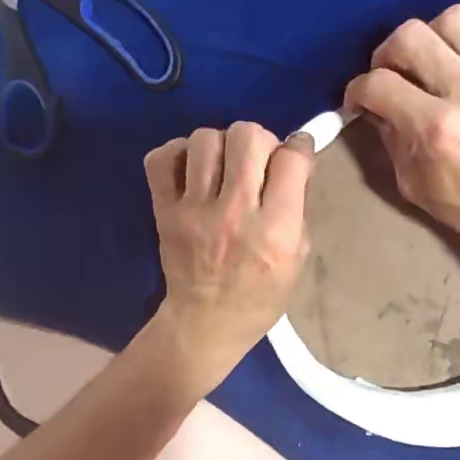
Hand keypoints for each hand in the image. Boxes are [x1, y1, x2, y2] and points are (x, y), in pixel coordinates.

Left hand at [143, 121, 315, 382]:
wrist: (205, 323)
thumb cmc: (260, 295)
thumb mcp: (298, 257)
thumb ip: (298, 206)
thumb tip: (296, 159)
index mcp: (276, 229)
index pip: (290, 158)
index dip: (297, 146)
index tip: (294, 152)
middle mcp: (235, 213)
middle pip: (246, 136)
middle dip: (258, 139)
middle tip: (256, 161)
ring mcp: (193, 211)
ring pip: (204, 139)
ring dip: (219, 145)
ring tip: (223, 166)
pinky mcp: (163, 211)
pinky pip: (161, 158)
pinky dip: (177, 153)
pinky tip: (193, 169)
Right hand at [343, 5, 459, 268]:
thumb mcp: (412, 183)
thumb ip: (390, 138)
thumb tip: (375, 105)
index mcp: (435, 127)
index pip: (377, 83)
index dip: (357, 90)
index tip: (360, 100)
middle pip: (410, 36)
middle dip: (387, 54)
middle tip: (392, 74)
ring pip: (454, 18)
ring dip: (433, 37)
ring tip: (434, 61)